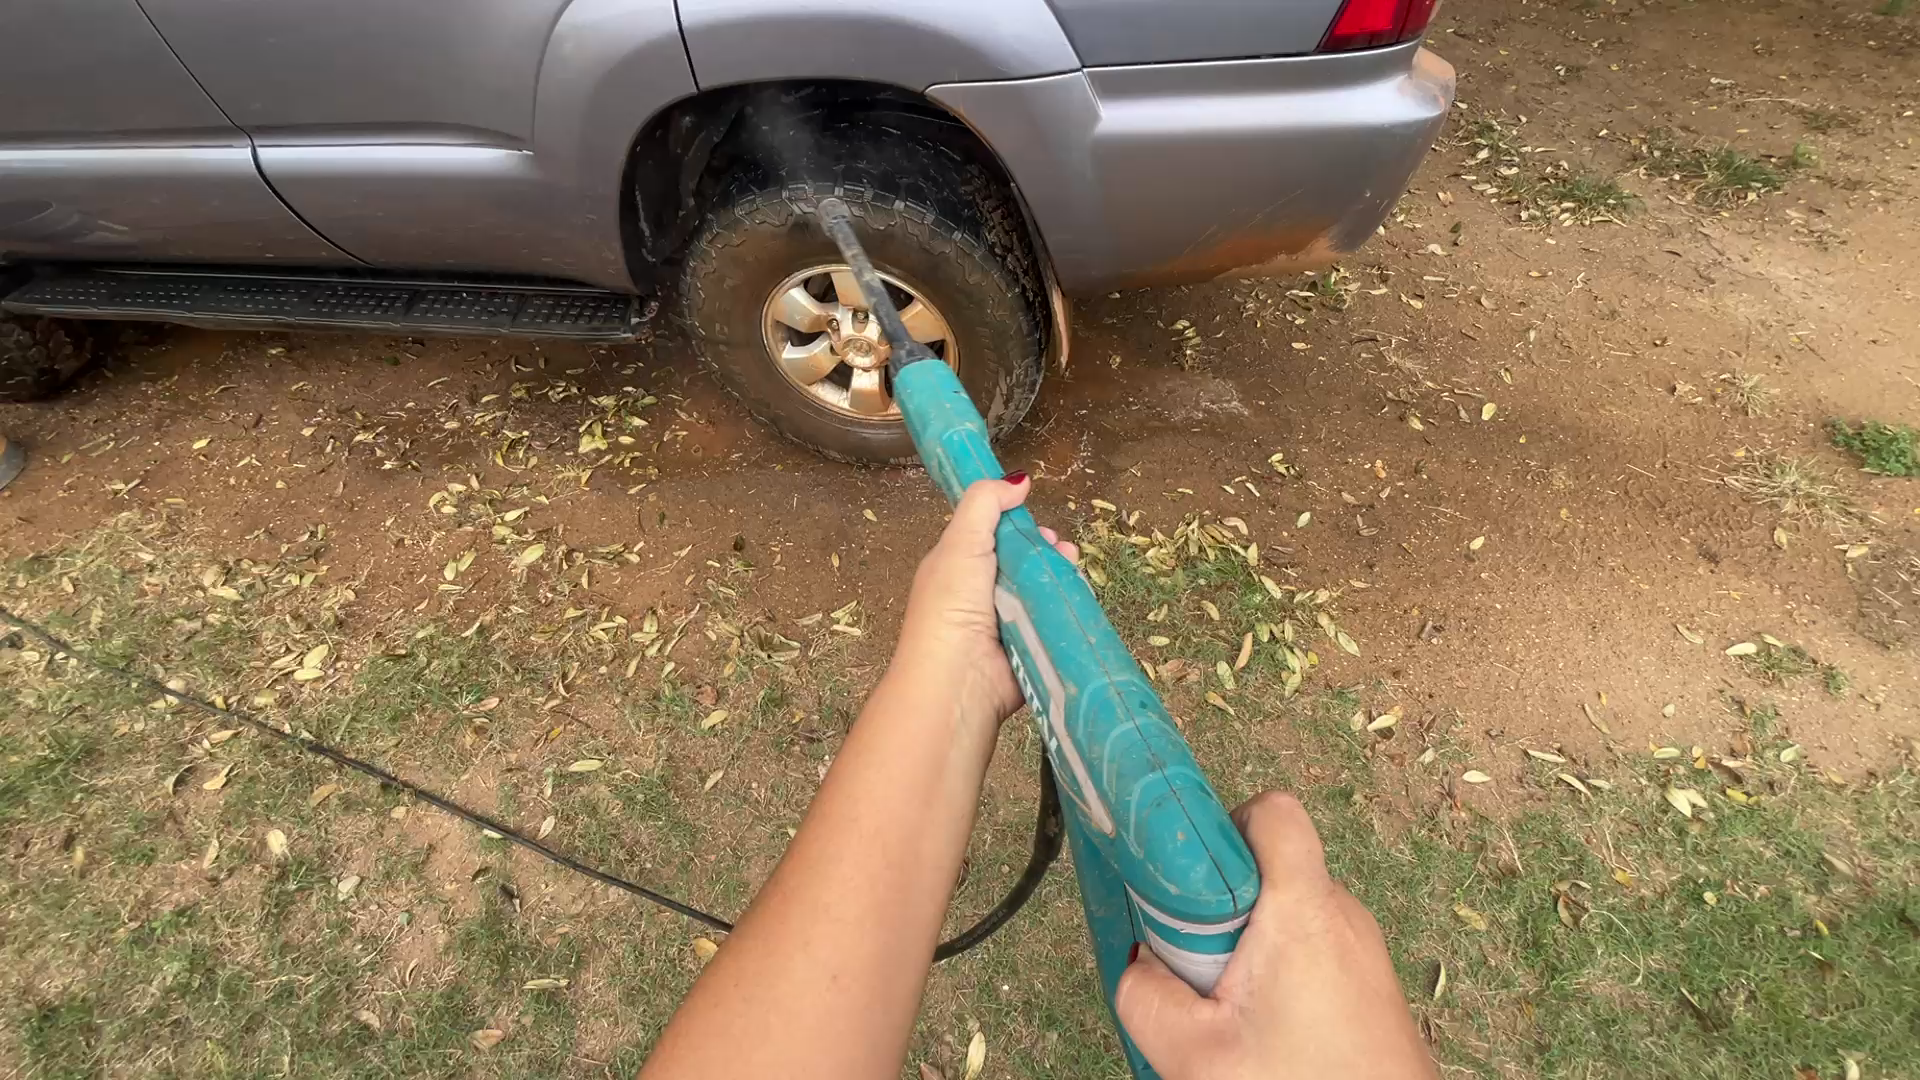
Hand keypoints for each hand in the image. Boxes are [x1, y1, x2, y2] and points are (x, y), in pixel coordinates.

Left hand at [891, 473, 1077, 726]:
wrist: (958, 680)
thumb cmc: (951, 607)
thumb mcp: (961, 542)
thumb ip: (985, 504)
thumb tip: (1018, 479)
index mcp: (957, 568)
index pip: (992, 537)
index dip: (1015, 524)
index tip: (1033, 521)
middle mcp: (979, 595)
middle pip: (1022, 562)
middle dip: (1044, 549)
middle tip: (1056, 547)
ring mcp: (1004, 624)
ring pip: (1042, 590)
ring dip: (1060, 575)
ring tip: (1069, 567)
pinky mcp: (1028, 648)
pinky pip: (1053, 621)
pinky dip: (1067, 608)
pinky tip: (1076, 597)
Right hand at [1115, 792, 1437, 1079]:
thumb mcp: (1195, 1056)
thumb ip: (1145, 996)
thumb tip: (1140, 960)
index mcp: (1305, 909)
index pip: (1275, 813)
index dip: (1230, 824)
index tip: (1197, 878)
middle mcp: (1341, 912)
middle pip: (1269, 862)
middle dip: (1222, 896)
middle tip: (1199, 955)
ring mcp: (1362, 945)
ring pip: (1285, 905)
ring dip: (1249, 936)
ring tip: (1232, 1003)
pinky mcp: (1371, 978)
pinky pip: (1310, 939)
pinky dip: (1279, 963)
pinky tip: (1267, 1024)